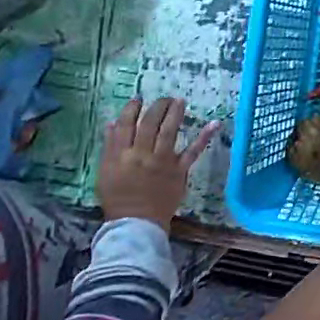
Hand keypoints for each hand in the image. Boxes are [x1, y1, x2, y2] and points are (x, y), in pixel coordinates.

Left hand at [0, 85, 38, 148]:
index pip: (5, 104)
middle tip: (31, 123)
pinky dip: (12, 152)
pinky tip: (17, 148)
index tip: (30, 101)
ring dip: (21, 137)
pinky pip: (2, 156)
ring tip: (25, 134)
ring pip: (11, 139)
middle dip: (24, 122)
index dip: (19, 102)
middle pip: (12, 122)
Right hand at [96, 97, 220, 228]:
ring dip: (175, 113)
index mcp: (121, 154)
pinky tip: (214, 124)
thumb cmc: (118, 197)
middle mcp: (142, 153)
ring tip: (180, 100)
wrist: (136, 221)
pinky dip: (204, 137)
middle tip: (164, 98)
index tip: (138, 99)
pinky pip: (193, 151)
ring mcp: (163, 161)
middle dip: (157, 107)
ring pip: (169, 132)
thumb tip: (112, 122)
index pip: (126, 125)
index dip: (132, 109)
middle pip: (149, 124)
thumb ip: (110, 146)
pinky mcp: (179, 171)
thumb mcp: (106, 171)